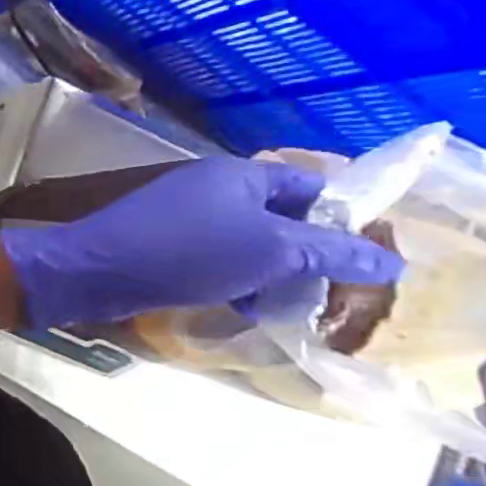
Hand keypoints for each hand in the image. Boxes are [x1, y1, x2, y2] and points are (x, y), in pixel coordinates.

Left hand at [0, 157, 403, 328]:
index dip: (343, 217)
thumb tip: (391, 260)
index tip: (369, 258)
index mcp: (240, 175)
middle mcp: (212, 189)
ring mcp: (182, 217)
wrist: (94, 271)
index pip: (311, 186)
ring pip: (247, 243)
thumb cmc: (186, 251)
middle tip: (336, 293)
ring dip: (272, 273)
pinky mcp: (161, 246)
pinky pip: (214, 260)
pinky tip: (246, 310)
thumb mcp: (270, 250)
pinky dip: (235, 281)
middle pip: (279, 217)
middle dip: (308, 253)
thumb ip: (330, 252)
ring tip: (294, 308)